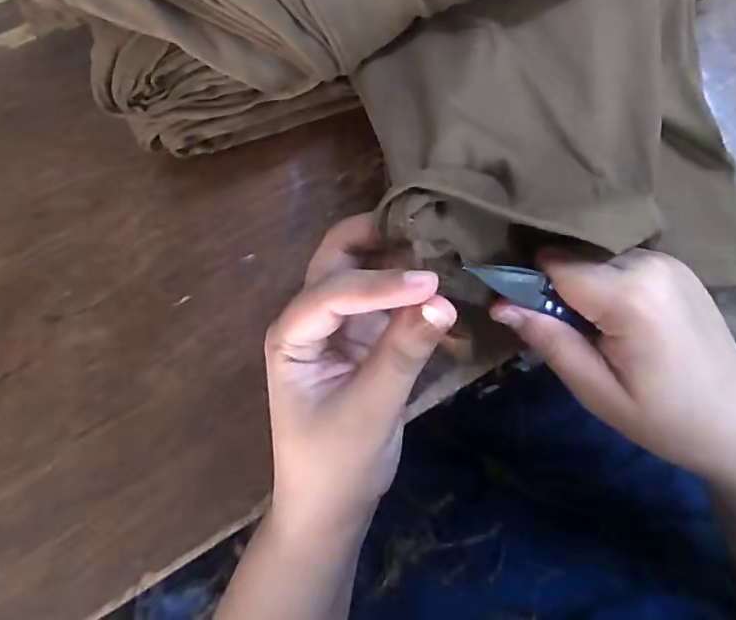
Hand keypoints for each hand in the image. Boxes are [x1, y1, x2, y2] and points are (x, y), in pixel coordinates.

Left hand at [263, 214, 455, 536]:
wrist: (331, 509)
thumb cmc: (335, 465)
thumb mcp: (370, 412)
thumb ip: (403, 353)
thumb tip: (444, 302)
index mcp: (292, 334)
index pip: (333, 292)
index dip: (381, 283)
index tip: (430, 282)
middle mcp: (311, 317)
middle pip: (338, 256)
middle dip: (376, 236)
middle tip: (424, 226)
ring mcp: (339, 322)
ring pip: (363, 266)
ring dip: (397, 253)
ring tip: (439, 243)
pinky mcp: (365, 333)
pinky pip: (387, 295)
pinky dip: (411, 284)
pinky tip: (442, 278)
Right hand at [490, 249, 735, 481]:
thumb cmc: (665, 420)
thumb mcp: (598, 392)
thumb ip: (549, 341)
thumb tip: (499, 304)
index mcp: (631, 296)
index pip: (555, 264)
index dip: (531, 285)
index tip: (527, 314)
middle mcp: (649, 262)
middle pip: (575, 256)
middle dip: (559, 287)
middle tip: (570, 331)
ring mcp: (666, 258)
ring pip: (596, 256)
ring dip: (585, 283)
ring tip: (600, 328)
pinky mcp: (674, 262)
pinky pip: (621, 259)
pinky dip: (608, 280)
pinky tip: (623, 317)